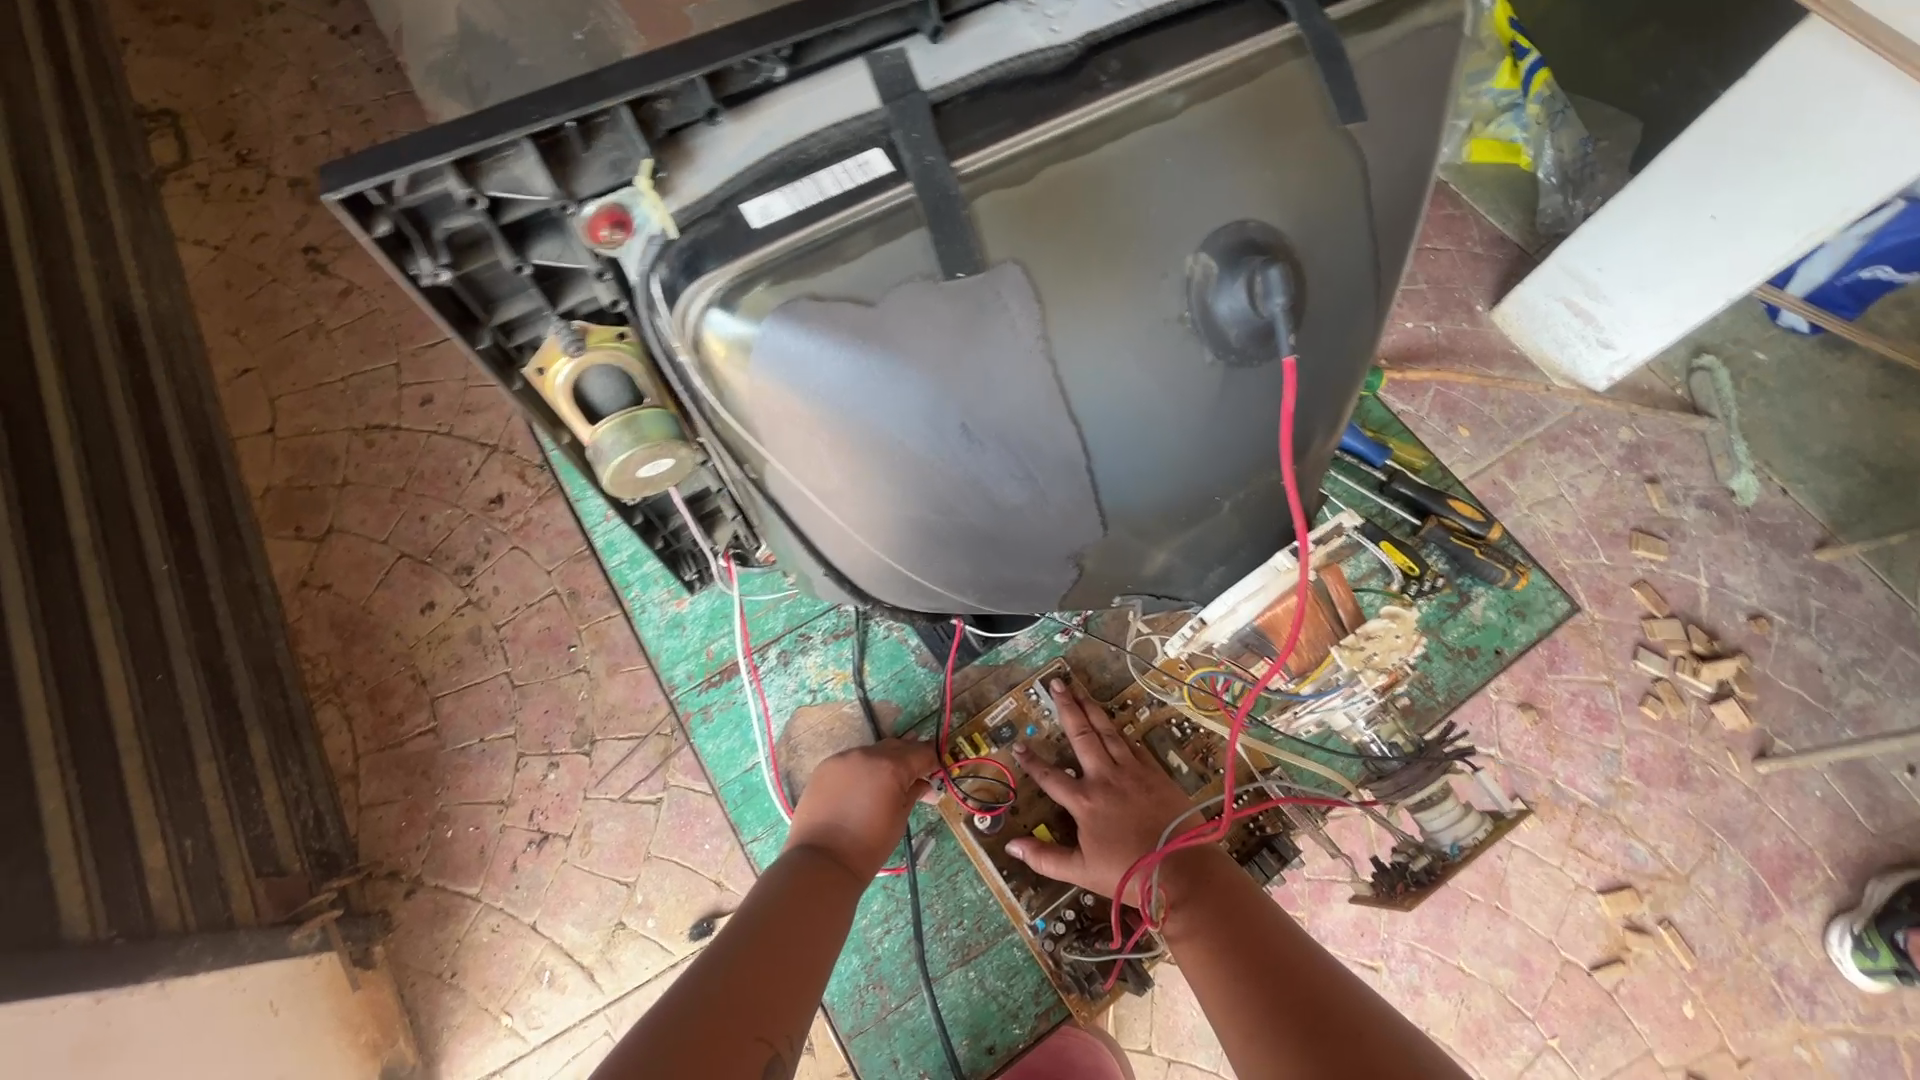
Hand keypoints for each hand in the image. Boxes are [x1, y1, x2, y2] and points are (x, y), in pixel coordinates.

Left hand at [783, 739, 938, 880]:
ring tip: (887, 782)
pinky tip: (862, 786)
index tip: (936, 770)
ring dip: (883, 762)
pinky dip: (862, 769)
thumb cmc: (869, 845)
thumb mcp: (899, 819)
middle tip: (916, 774)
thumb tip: (924, 785)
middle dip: (908, 757)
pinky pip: (851, 761)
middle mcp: (867, 754)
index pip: (920, 753)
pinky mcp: (825, 767)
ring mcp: (843, 758)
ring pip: (871, 752)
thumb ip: (912, 794)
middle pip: (896, 746)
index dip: (931, 760)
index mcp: (891, 767)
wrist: (822, 860)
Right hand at [1004, 679, 1198, 904]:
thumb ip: (1045, 858)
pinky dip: (1121, 732)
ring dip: (1092, 709)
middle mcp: (1105, 778)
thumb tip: (1011, 846)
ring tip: (1081, 690)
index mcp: (1084, 801)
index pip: (1050, 776)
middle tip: (1057, 683)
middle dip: (1067, 708)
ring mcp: (1132, 772)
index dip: (1032, 761)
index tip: (1019, 744)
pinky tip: (1115, 724)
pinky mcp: (1155, 773)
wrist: (1182, 869)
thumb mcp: (1081, 872)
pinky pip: (1133, 745)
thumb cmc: (1129, 873)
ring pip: (1107, 732)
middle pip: (1081, 735)